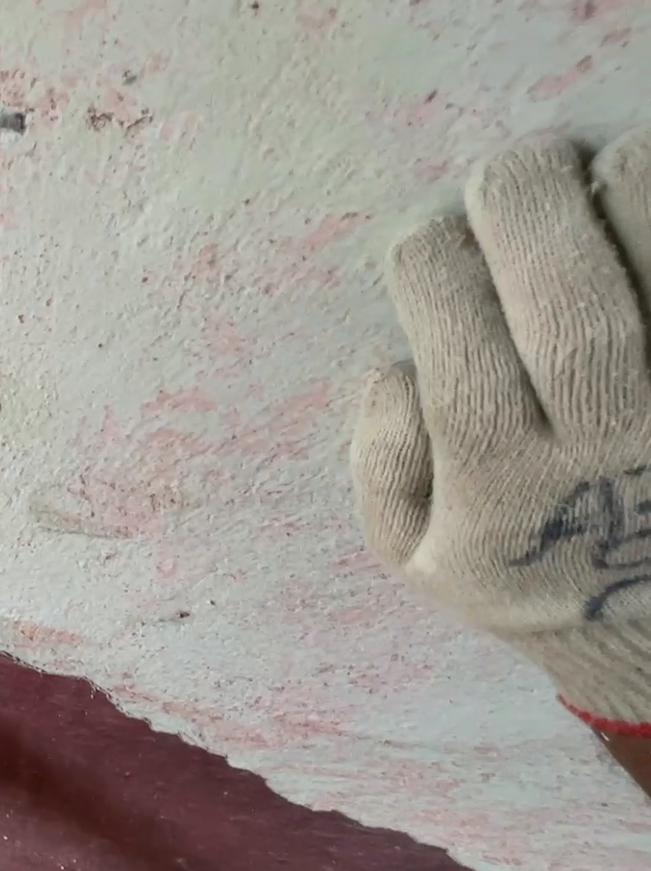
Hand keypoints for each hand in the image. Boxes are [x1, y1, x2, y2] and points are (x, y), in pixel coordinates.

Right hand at [352, 128, 650, 732]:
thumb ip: (383, 467)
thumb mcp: (410, 553)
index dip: (438, 288)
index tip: (418, 231)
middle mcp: (608, 456)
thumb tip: (389, 366)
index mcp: (502, 492)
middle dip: (531, 227)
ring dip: (639, 212)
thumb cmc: (519, 579)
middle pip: (574, 323)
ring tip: (601, 154)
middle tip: (504, 163)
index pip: (464, 369)